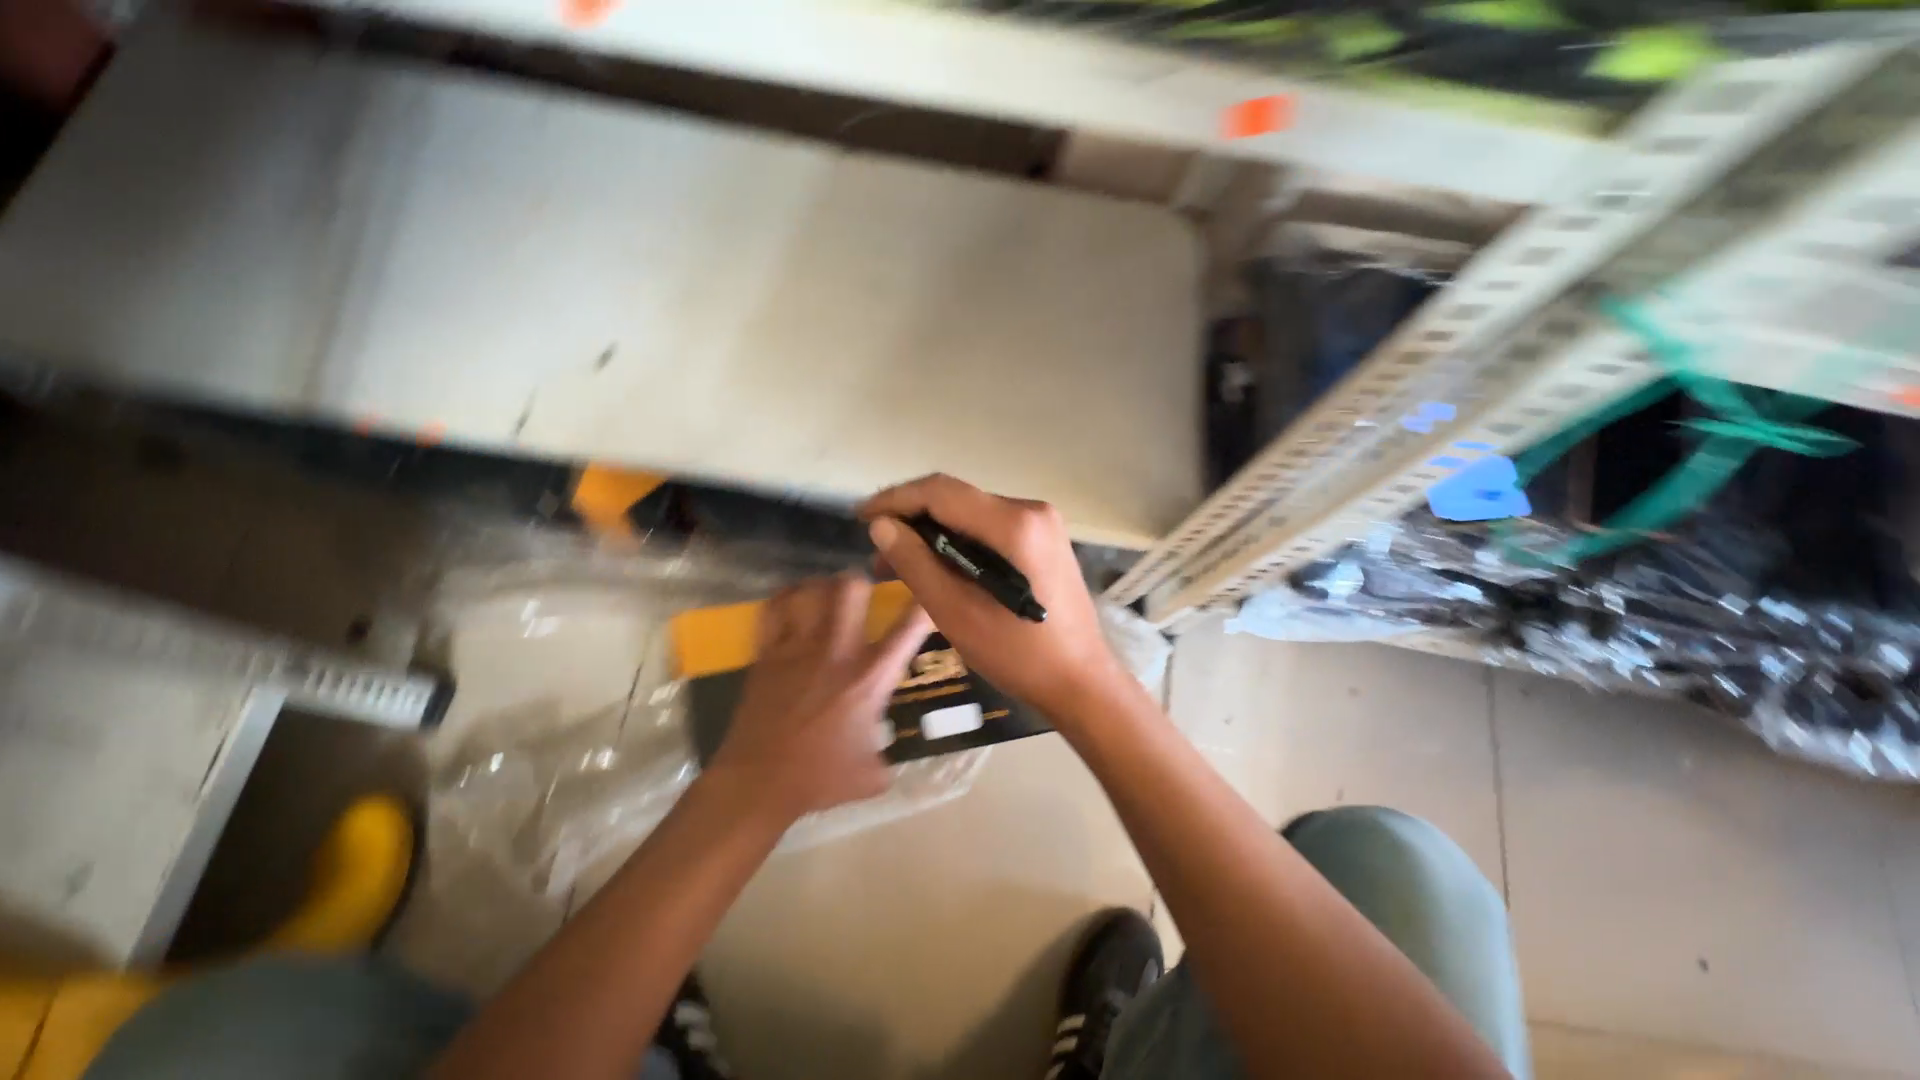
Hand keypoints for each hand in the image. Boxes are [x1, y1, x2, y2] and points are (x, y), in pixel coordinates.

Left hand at [709, 574, 931, 821]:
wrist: (760, 781)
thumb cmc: (821, 779)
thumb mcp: (875, 774)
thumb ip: (888, 750)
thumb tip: (888, 746)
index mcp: (870, 677)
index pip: (908, 628)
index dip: (925, 603)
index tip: (928, 594)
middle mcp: (836, 651)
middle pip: (851, 588)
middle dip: (862, 582)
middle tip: (862, 594)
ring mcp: (797, 648)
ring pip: (811, 590)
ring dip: (823, 588)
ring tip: (826, 596)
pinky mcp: (766, 653)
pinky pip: (774, 608)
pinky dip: (786, 598)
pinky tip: (793, 602)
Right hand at [859, 474, 1127, 721]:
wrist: (1082, 682)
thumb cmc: (1020, 655)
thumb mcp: (956, 613)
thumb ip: (916, 564)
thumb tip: (881, 526)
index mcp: (1015, 524)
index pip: (940, 492)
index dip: (894, 500)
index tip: (860, 517)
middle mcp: (1032, 511)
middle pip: (956, 500)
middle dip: (910, 520)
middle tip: (877, 553)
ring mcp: (1042, 524)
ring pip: (970, 515)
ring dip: (932, 534)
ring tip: (897, 566)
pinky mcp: (1043, 540)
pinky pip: (988, 530)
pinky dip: (957, 543)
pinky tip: (935, 568)